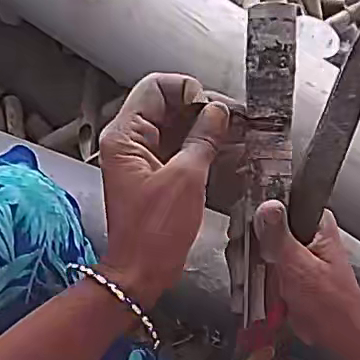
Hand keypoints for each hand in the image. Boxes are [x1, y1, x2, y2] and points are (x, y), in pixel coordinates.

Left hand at [97, 73, 234, 303]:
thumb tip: (219, 113)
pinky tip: (225, 151)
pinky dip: (201, 147)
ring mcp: (142, 159)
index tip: (213, 106)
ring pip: (176, 127)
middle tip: (233, 118)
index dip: (188, 91)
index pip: (155, 88)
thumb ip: (203, 139)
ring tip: (235, 133)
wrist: (142, 271)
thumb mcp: (186, 179)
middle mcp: (129, 143)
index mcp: (125, 137)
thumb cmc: (153, 233)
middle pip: (167, 105)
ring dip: (204, 128)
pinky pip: (179, 149)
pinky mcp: (155, 175)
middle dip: (202, 109)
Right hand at [251, 199, 359, 357]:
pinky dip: (255, 279)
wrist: (338, 334)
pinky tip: (257, 290)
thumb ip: (279, 236)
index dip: (257, 215)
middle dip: (252, 248)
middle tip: (254, 265)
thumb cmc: (332, 304)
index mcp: (316, 224)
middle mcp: (305, 234)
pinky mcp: (285, 271)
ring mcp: (294, 253)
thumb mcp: (300, 266)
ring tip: (258, 283)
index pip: (280, 203)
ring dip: (251, 266)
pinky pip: (261, 268)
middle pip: (263, 226)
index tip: (246, 232)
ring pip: (258, 248)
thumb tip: (267, 206)